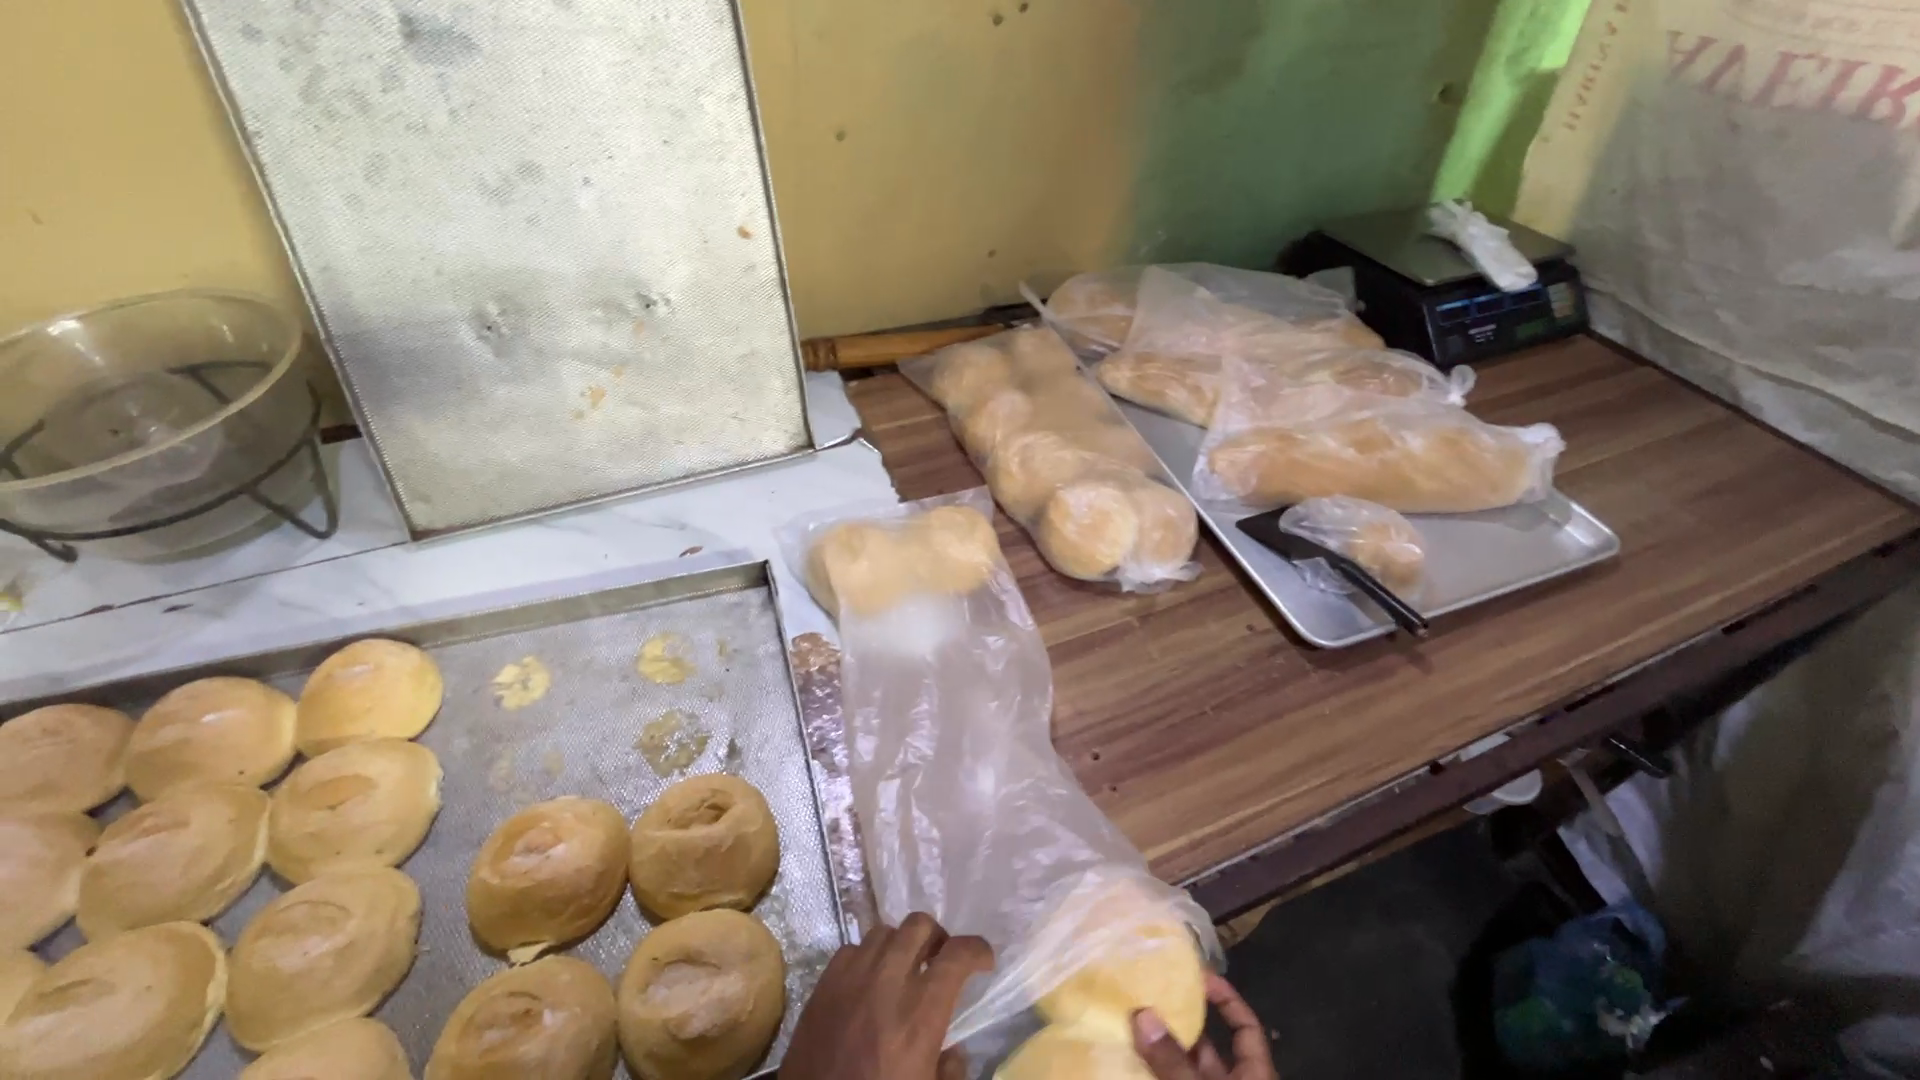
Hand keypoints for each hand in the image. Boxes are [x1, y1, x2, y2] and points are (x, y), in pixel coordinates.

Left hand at [782, 911, 995, 1079]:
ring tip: (903, 969)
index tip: (983, 961)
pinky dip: (866, 958)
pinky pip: (851, 949)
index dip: (978, 949)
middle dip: (937, 938)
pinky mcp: (823, 984)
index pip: (957, 954)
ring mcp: (852, 978)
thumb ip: (951, 1070)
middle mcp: (888, 982)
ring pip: (884, 931)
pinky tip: (868, 982)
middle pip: (919, 925)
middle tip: (939, 961)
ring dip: (901, 945)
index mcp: (921, 1012)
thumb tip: (952, 1050)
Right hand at [1132, 973, 1277, 1079]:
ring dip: (1160, 1051)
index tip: (1199, 975)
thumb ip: (1174, 1059)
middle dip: (1178, 1023)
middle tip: (1148, 997)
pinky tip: (1126, 1059)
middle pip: (1207, 1047)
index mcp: (1253, 1074)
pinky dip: (1150, 1072)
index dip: (1227, 999)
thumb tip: (1142, 1013)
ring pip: (1184, 1068)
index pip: (1247, 1027)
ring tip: (1130, 1025)